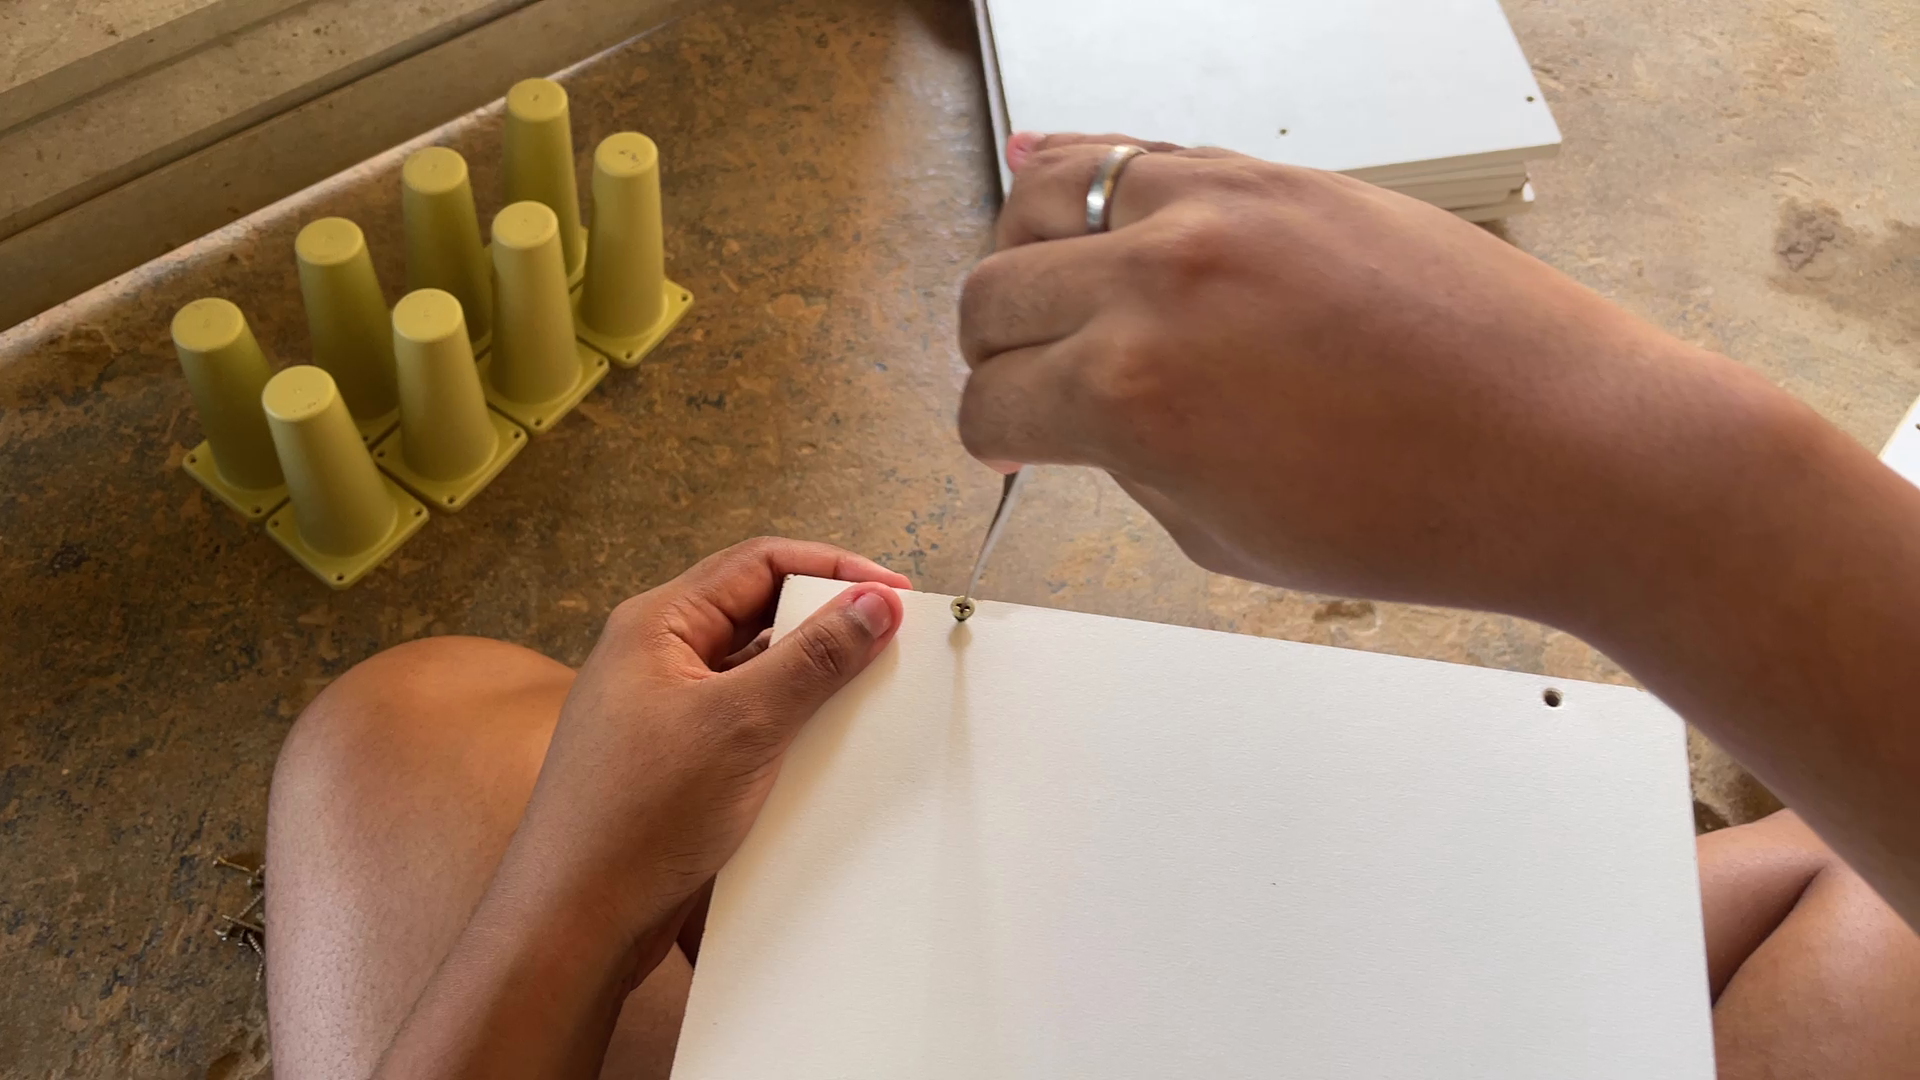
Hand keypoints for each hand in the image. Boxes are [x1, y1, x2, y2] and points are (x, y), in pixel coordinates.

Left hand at [496, 538, 907, 963]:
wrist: (573, 927)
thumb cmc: (639, 815)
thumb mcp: (742, 723)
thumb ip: (815, 655)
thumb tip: (878, 601)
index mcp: (659, 623)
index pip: (759, 562)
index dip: (832, 567)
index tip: (893, 590)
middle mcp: (662, 652)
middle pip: (759, 606)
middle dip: (826, 614)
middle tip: (888, 631)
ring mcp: (670, 702)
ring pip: (758, 659)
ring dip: (813, 664)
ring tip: (869, 677)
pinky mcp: (684, 747)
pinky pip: (751, 706)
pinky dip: (793, 708)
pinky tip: (829, 728)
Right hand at [958, 133, 1802, 624]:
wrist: (1563, 452)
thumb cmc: (1396, 523)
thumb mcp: (1211, 534)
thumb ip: (1121, 459)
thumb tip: (1079, 411)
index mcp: (1127, 400)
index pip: (989, 409)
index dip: (986, 444)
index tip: (1005, 452)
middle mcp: (1149, 287)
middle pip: (986, 301)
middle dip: (986, 359)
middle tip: (1018, 386)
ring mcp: (1210, 209)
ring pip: (1033, 202)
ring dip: (1018, 264)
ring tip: (1051, 302)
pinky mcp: (1269, 174)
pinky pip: (1129, 156)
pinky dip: (1085, 193)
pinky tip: (1090, 226)